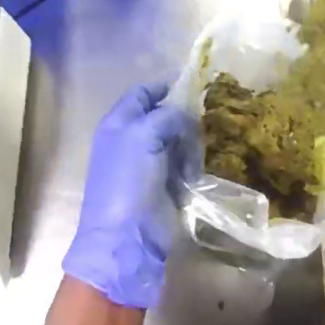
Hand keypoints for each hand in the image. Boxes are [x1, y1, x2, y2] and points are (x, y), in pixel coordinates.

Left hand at [62, 83, 192, 308]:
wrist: (128, 238)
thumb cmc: (128, 182)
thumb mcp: (143, 136)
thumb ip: (166, 115)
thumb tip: (185, 111)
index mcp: (119, 125)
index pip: (142, 94)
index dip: (164, 87)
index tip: (195, 86)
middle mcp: (133, 142)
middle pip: (165, 118)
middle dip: (184, 119)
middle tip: (205, 121)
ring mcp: (151, 167)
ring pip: (179, 143)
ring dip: (191, 146)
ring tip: (198, 154)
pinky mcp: (167, 188)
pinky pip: (186, 167)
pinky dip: (194, 167)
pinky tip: (198, 173)